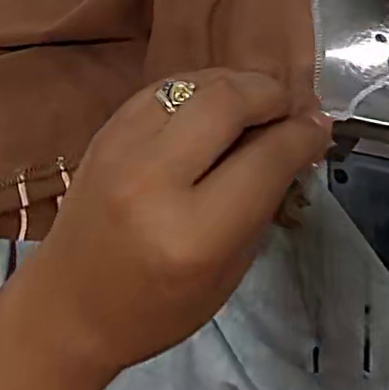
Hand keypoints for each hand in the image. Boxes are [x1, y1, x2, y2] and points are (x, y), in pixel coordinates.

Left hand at [7, 68, 332, 373]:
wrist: (69, 302)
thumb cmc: (155, 306)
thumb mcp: (226, 272)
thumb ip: (262, 200)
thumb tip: (296, 141)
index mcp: (191, 234)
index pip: (263, 161)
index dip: (301, 135)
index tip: (320, 125)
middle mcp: (153, 179)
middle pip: (227, 102)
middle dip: (270, 94)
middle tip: (290, 105)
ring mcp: (123, 145)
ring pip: (194, 83)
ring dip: (237, 83)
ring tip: (258, 99)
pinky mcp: (107, 127)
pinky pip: (165, 87)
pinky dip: (200, 86)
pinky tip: (215, 100)